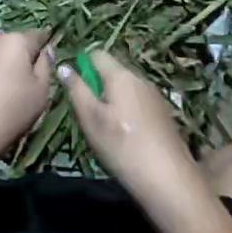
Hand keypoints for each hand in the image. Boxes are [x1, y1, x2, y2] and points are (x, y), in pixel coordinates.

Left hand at [0, 30, 55, 166]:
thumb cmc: (8, 112)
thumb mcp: (40, 93)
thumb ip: (46, 67)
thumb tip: (46, 50)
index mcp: (15, 40)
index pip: (38, 36)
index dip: (45, 52)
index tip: (45, 70)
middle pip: (13, 46)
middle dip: (19, 61)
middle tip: (24, 89)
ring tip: (0, 99)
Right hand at [60, 51, 207, 209]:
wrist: (167, 178)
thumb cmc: (122, 145)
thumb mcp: (90, 118)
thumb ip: (76, 90)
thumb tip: (64, 67)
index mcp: (121, 75)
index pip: (97, 54)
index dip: (82, 65)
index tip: (75, 88)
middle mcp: (140, 79)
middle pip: (113, 70)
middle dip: (97, 84)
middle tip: (87, 112)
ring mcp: (155, 96)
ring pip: (126, 88)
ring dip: (112, 99)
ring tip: (104, 126)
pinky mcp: (163, 113)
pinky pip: (138, 101)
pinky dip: (126, 110)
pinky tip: (124, 135)